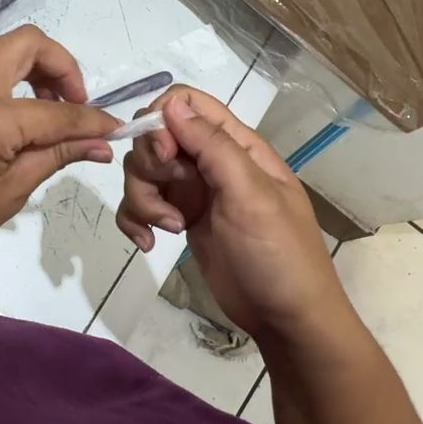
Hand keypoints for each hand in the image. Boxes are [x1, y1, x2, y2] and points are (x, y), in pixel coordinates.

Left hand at [0, 25, 120, 288]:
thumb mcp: (7, 195)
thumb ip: (55, 157)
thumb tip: (100, 143)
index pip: (58, 110)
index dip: (93, 121)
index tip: (115, 130)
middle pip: (28, 43)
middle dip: (62, 67)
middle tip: (73, 107)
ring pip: (2, 51)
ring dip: (33, 70)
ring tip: (47, 115)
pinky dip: (8, 80)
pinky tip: (15, 119)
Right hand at [117, 86, 350, 341]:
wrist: (287, 321)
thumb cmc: (279, 254)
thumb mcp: (251, 196)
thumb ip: (213, 145)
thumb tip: (171, 103)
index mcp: (236, 145)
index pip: (187, 102)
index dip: (162, 119)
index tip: (163, 154)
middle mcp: (211, 161)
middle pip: (155, 137)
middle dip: (149, 166)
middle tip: (168, 200)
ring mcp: (194, 190)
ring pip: (143, 171)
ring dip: (142, 198)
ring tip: (165, 229)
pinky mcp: (179, 218)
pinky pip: (140, 203)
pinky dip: (135, 219)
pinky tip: (148, 242)